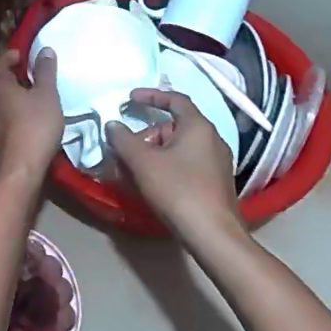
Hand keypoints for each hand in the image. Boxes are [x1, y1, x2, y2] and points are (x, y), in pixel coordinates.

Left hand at [0, 49, 61, 183]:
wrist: (19, 168)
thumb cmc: (35, 126)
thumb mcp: (48, 95)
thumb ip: (46, 72)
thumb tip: (44, 50)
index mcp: (0, 87)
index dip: (7, 57)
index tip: (20, 55)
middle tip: (12, 79)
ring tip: (15, 102)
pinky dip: (1, 118)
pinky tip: (14, 125)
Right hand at [106, 88, 242, 243]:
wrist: (212, 235)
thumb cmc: (177, 189)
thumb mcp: (142, 161)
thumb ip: (123, 139)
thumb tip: (113, 125)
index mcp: (198, 127)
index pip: (175, 99)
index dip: (151, 96)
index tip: (130, 99)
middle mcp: (213, 139)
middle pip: (174, 127)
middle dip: (147, 135)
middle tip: (127, 151)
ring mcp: (218, 163)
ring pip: (179, 148)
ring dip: (155, 154)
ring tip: (135, 171)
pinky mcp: (217, 183)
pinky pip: (187, 164)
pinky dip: (168, 167)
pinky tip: (153, 185)